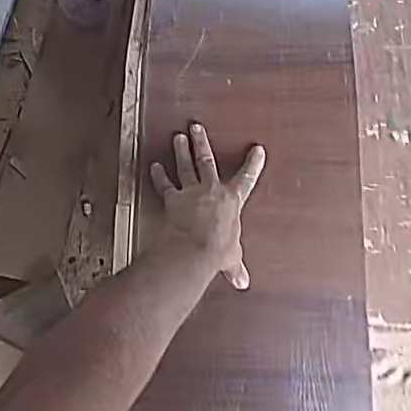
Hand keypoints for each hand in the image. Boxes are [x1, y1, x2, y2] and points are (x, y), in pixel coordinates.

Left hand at [150, 122, 264, 288]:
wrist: (193, 248)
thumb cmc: (216, 251)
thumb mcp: (231, 258)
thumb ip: (235, 266)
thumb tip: (242, 283)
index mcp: (231, 201)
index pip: (246, 178)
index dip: (252, 164)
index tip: (256, 150)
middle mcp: (211, 190)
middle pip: (206, 161)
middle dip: (202, 143)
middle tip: (197, 127)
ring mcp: (190, 192)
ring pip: (185, 166)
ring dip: (180, 151)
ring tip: (178, 137)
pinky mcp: (172, 199)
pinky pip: (164, 185)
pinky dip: (158, 176)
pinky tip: (154, 166)